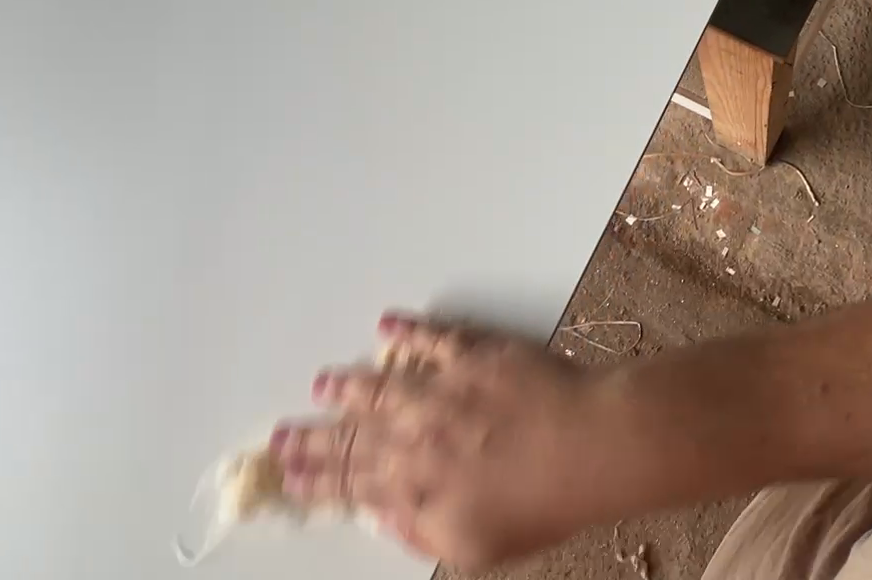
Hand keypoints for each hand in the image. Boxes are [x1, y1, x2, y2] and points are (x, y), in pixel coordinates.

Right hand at [269, 313, 628, 569]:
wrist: (590, 445)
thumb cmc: (543, 503)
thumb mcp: (476, 547)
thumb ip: (420, 531)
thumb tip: (385, 513)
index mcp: (419, 487)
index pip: (352, 485)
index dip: (317, 481)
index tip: (288, 477)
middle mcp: (422, 436)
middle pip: (356, 436)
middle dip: (314, 438)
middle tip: (281, 434)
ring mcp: (448, 390)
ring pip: (384, 385)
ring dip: (350, 385)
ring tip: (324, 382)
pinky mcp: (477, 354)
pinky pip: (433, 338)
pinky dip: (408, 330)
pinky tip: (388, 325)